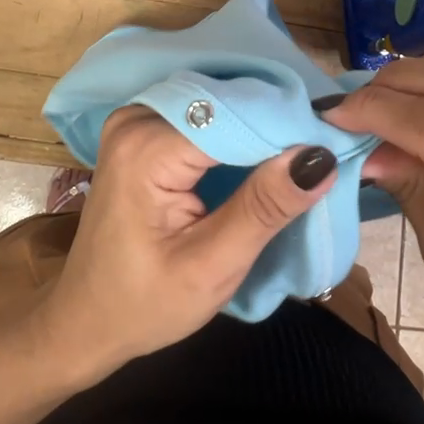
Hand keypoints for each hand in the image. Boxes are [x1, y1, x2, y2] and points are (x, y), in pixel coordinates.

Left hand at [36, 105, 337, 377]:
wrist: (85, 320)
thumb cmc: (143, 305)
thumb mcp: (211, 267)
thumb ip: (263, 208)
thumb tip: (321, 157)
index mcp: (147, 149)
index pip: (236, 115)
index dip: (289, 128)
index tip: (338, 145)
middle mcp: (138, 117)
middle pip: (227, 102)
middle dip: (278, 122)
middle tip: (332, 146)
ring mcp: (138, 119)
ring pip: (219, 105)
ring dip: (262, 124)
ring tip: (311, 146)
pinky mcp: (145, 131)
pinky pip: (204, 116)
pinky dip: (240, 130)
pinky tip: (272, 149)